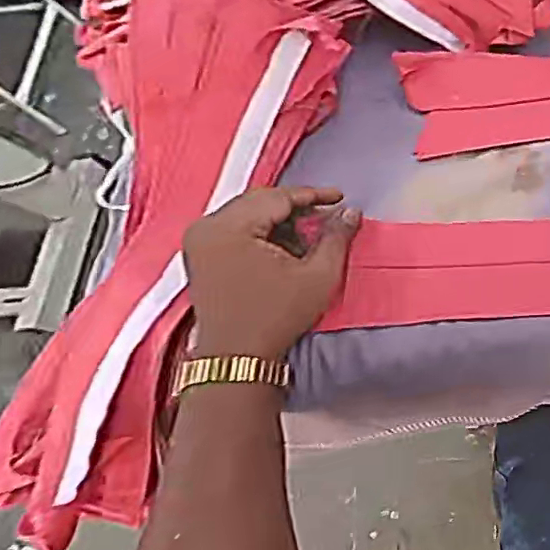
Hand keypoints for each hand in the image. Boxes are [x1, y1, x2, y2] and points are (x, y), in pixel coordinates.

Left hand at [182, 186, 359, 358]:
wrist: (237, 354)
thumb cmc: (277, 315)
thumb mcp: (318, 276)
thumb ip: (336, 239)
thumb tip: (350, 213)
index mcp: (230, 227)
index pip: (276, 197)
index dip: (312, 195)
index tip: (339, 198)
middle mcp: (206, 226)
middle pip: (258, 202)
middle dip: (296, 207)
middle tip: (328, 217)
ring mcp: (199, 240)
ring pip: (247, 214)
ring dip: (280, 220)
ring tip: (309, 236)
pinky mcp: (200, 254)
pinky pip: (235, 229)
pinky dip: (262, 232)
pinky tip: (285, 248)